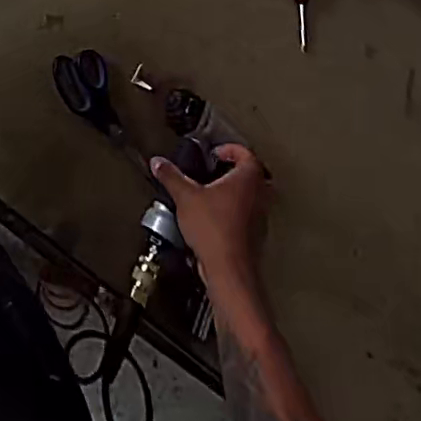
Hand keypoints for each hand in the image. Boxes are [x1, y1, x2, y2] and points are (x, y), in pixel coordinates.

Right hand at [151, 144, 269, 290]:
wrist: (228, 270)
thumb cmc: (215, 230)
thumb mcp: (185, 196)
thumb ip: (171, 176)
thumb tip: (160, 164)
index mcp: (248, 178)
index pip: (245, 153)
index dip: (229, 149)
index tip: (216, 153)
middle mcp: (259, 196)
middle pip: (253, 174)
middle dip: (235, 170)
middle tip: (218, 169)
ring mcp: (260, 218)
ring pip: (252, 196)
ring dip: (236, 193)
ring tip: (214, 194)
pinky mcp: (255, 237)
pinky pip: (248, 217)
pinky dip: (234, 213)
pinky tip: (214, 219)